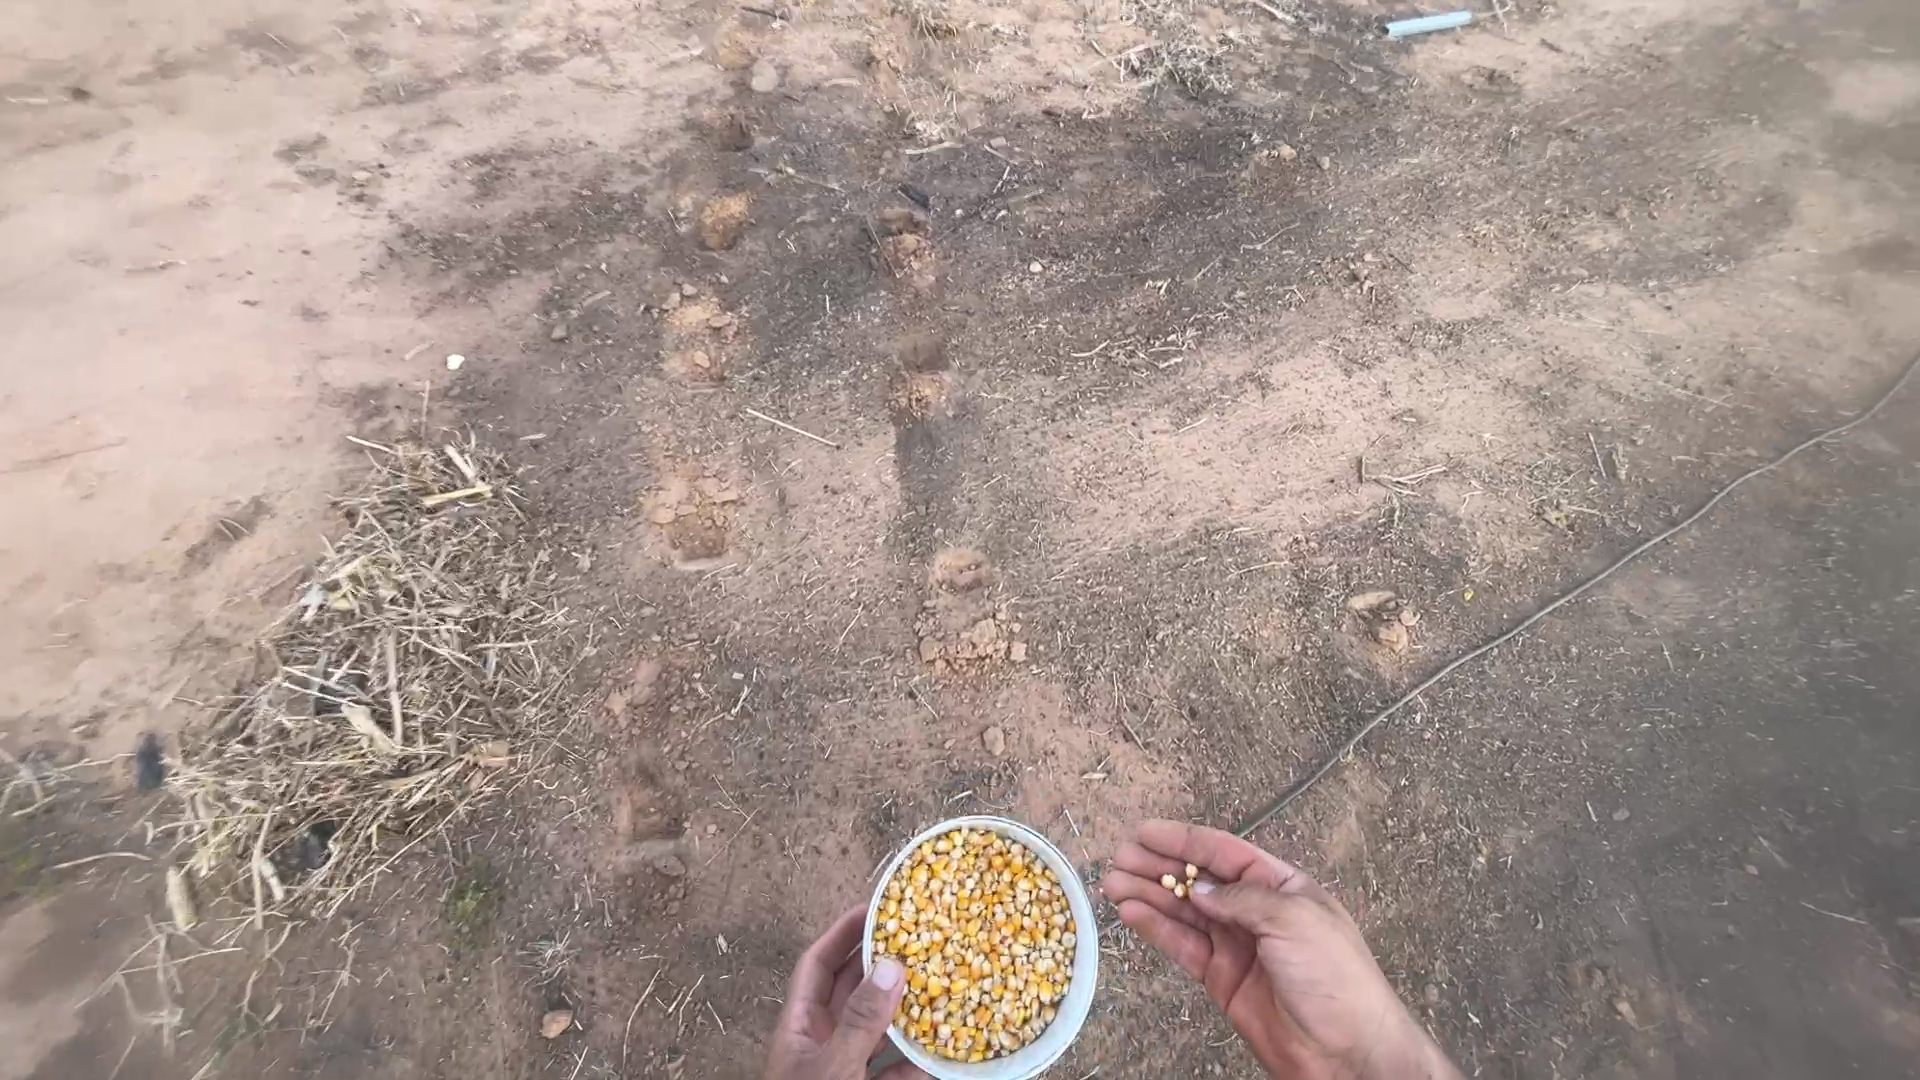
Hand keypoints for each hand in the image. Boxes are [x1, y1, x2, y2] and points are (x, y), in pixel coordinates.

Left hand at [762, 905, 928, 1079]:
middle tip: (913, 936)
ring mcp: (841, 1068)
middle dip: (880, 963)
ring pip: (876, 1029)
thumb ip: (860, 1020)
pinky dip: (912, 1062)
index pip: (817, 965)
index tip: (873, 909)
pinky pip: (891, 1070)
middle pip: (852, 989)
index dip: (842, 933)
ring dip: (903, 1011)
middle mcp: (820, 1043)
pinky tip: (933, 1054)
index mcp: (799, 1027)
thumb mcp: (832, 1067)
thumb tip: (891, 965)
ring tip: (933, 982)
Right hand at [1102, 821, 1458, 1079]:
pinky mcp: (1220, 978)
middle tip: (1119, 857)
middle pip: (1196, 879)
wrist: (1350, 1057)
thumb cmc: (1334, 978)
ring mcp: (1234, 944)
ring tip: (1112, 883)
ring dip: (1147, 894)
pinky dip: (1155, 928)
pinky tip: (1130, 914)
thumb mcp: (1295, 920)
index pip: (1222, 853)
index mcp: (1278, 885)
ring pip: (1182, 910)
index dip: (1182, 840)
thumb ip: (1242, 898)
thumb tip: (1197, 889)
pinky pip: (1181, 945)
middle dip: (1157, 865)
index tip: (1144, 832)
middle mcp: (1252, 909)